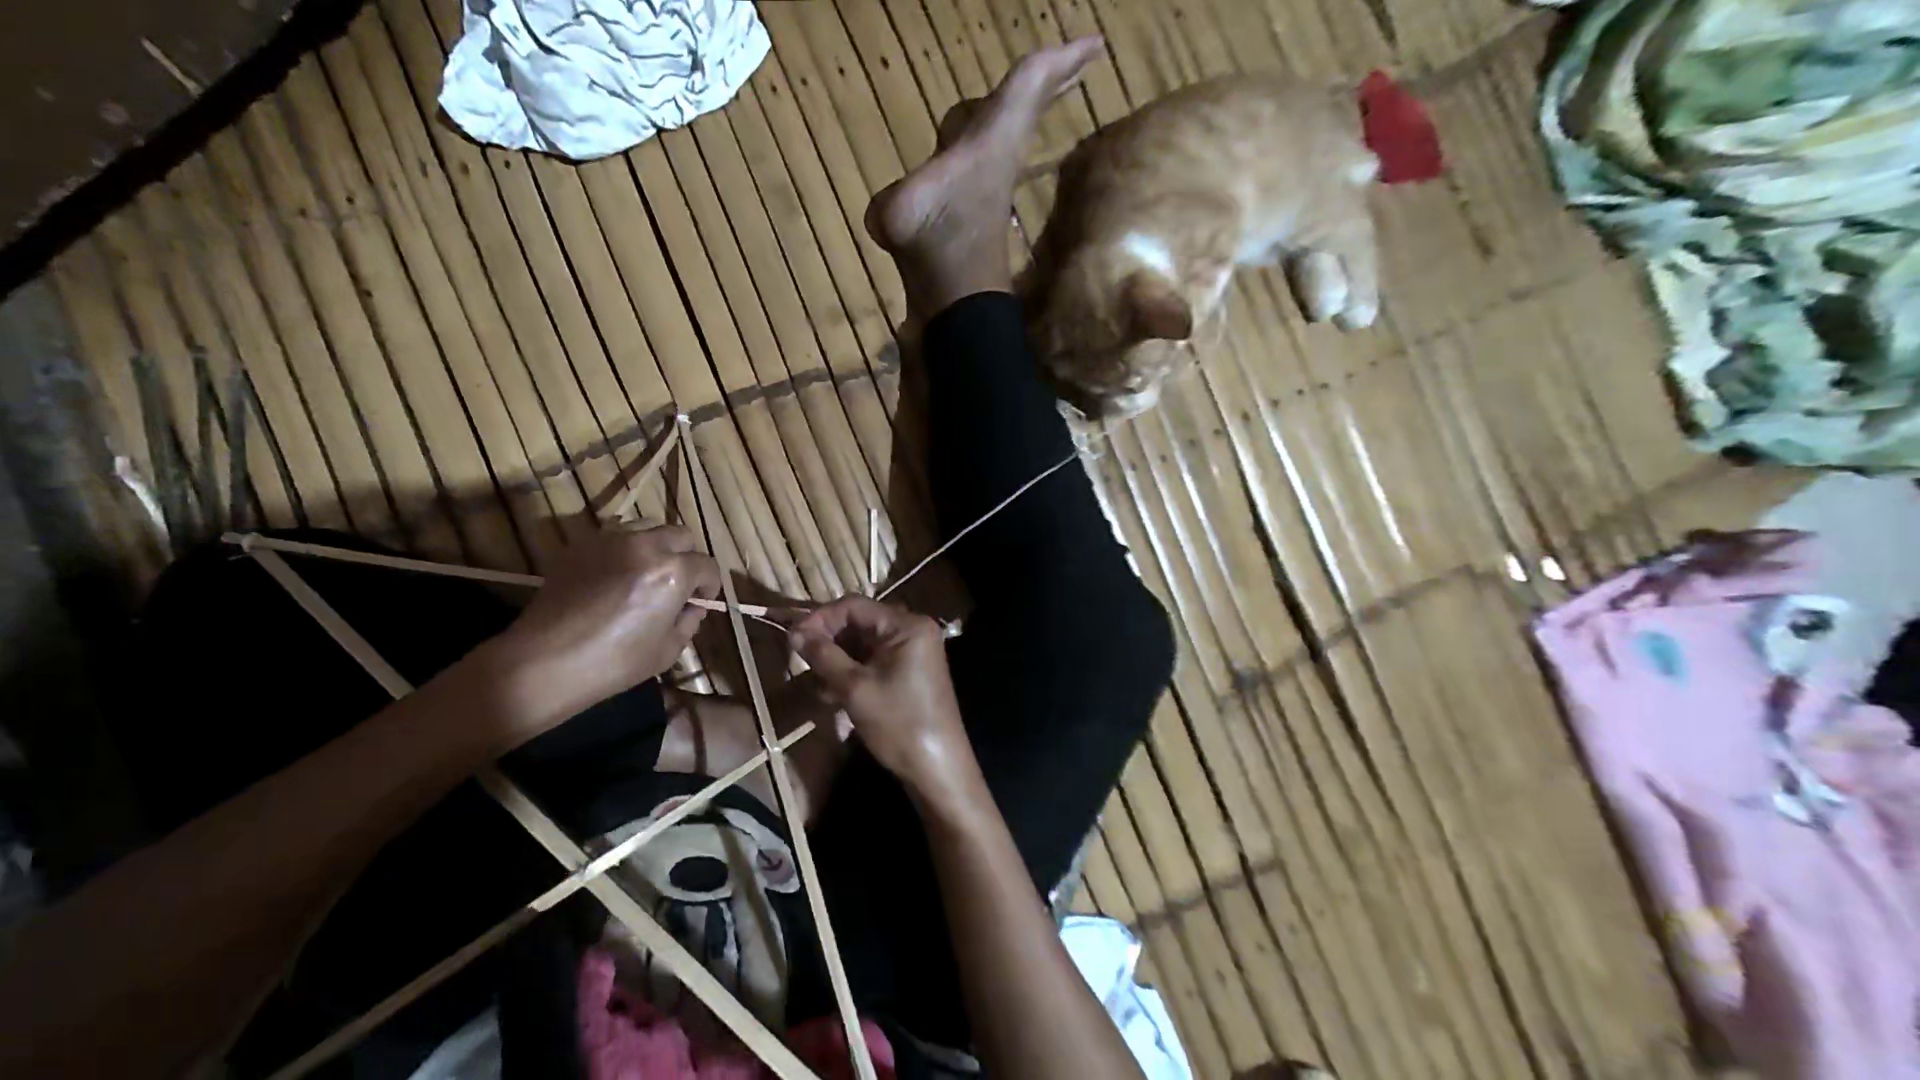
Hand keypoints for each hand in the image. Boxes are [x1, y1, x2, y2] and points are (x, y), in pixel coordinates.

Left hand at [494, 526, 719, 725]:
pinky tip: (615, 577)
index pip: (707, 566)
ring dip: (656, 547)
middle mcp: (645, 545)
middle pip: (681, 536)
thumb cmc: (614, 663)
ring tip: (645, 574)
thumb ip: (689, 622)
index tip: (700, 602)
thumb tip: (692, 607)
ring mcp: (610, 541)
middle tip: (676, 585)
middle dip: (686, 558)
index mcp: (673, 572)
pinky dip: (625, 550)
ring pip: (647, 528)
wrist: (544, 662)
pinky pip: (614, 537)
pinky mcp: (581, 546)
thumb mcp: (668, 650)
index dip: (709, 586)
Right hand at [787, 596, 980, 804]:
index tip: (792, 638)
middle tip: (798, 658)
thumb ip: (823, 655)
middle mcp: (913, 631)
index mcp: (907, 625)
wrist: (937, 768)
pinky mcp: (908, 672)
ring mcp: (912, 652)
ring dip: (836, 658)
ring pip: (863, 644)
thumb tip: (794, 632)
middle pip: (859, 623)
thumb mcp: (855, 689)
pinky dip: (851, 672)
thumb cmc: (898, 724)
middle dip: (827, 639)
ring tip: (813, 680)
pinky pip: (873, 661)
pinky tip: (829, 693)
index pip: (854, 606)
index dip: (820, 618)